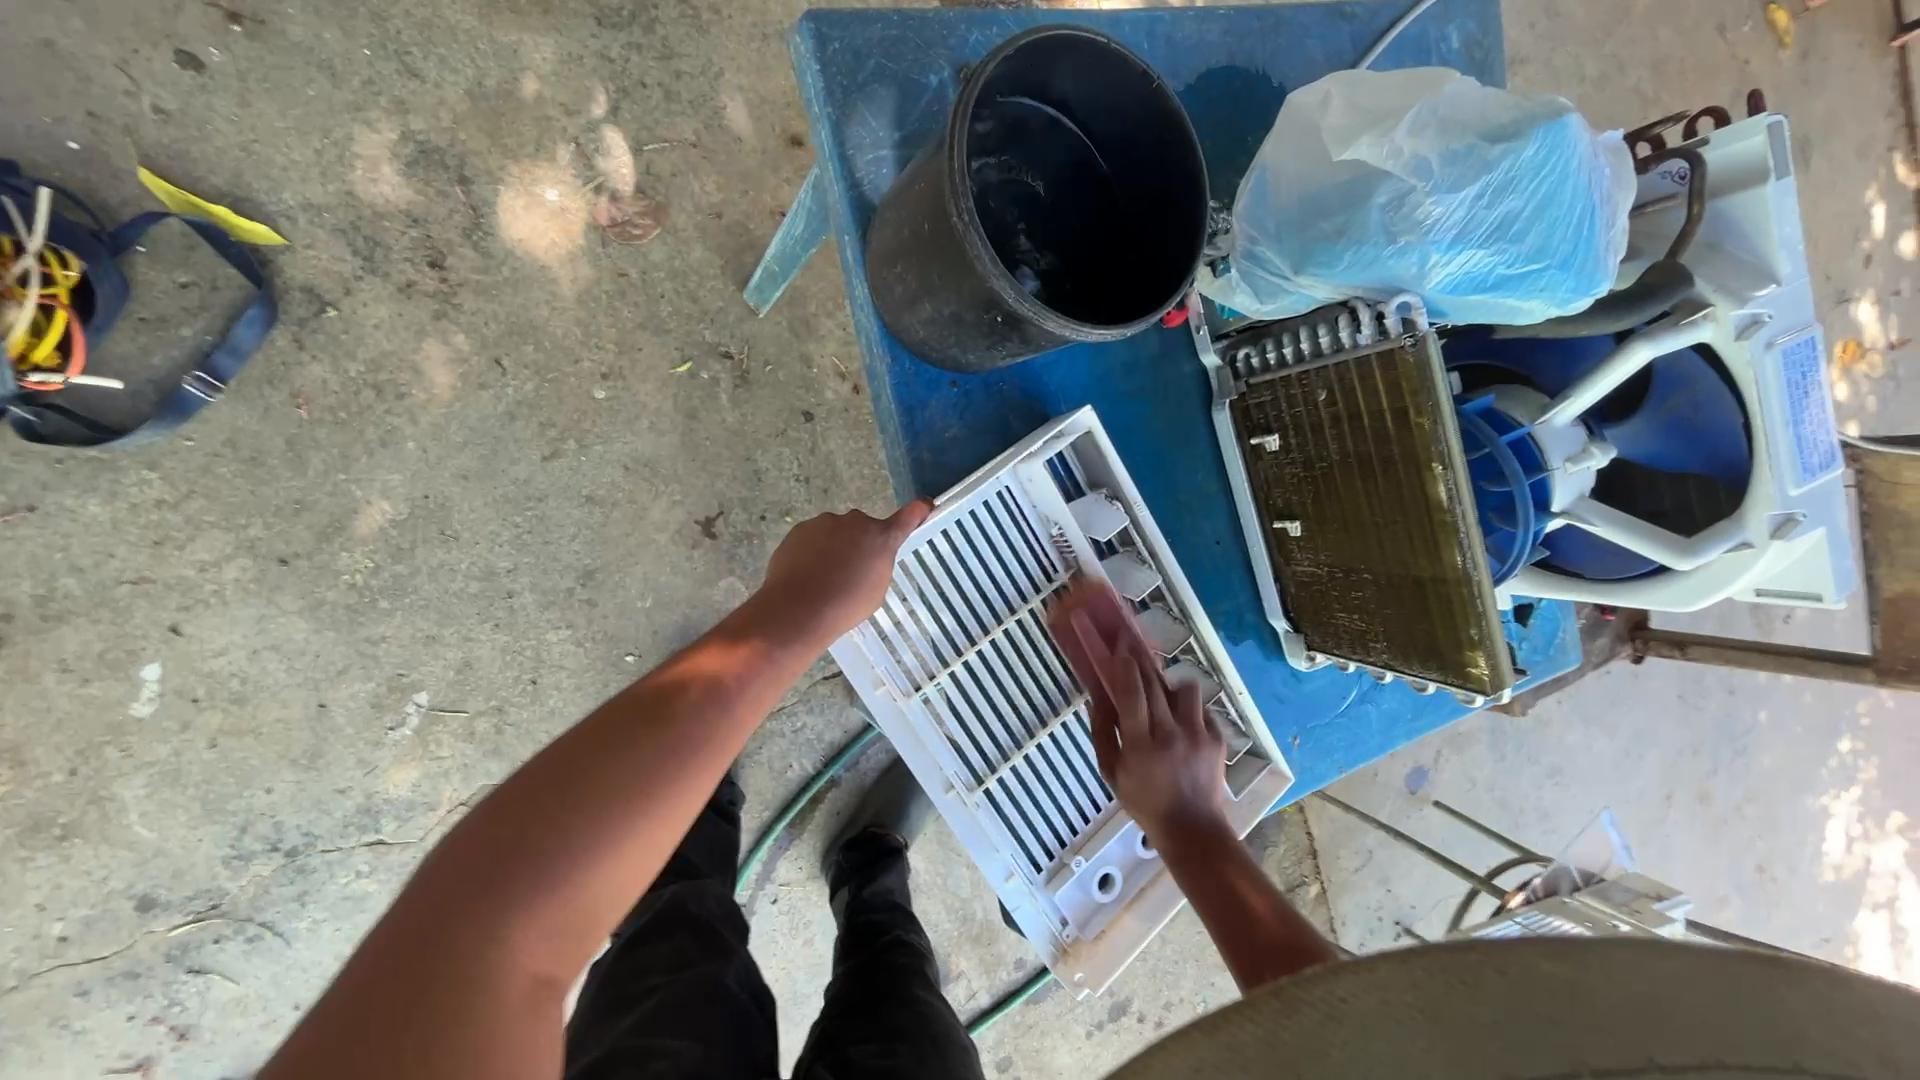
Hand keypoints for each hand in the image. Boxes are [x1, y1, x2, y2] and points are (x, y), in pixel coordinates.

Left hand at [755, 498, 932, 643]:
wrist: (798, 608)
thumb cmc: (845, 605)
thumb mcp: (876, 589)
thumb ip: (877, 564)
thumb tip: (867, 557)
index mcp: (881, 538)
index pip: (908, 517)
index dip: (918, 511)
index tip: (925, 505)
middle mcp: (856, 522)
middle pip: (863, 529)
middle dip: (859, 544)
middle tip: (848, 573)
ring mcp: (825, 522)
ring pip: (835, 532)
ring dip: (833, 548)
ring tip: (822, 578)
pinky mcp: (800, 528)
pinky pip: (812, 538)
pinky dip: (812, 551)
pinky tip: (805, 574)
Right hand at [1057, 589, 1227, 845]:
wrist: (1192, 828)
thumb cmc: (1143, 802)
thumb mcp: (1111, 773)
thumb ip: (1102, 733)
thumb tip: (1096, 697)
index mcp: (1140, 744)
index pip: (1132, 693)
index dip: (1125, 664)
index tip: (1120, 643)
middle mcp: (1171, 734)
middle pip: (1155, 684)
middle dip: (1142, 661)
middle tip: (1133, 644)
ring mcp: (1198, 735)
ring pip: (1185, 689)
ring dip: (1171, 688)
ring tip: (1164, 700)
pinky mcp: (1218, 739)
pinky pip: (1203, 710)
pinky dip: (1190, 712)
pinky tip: (1183, 725)